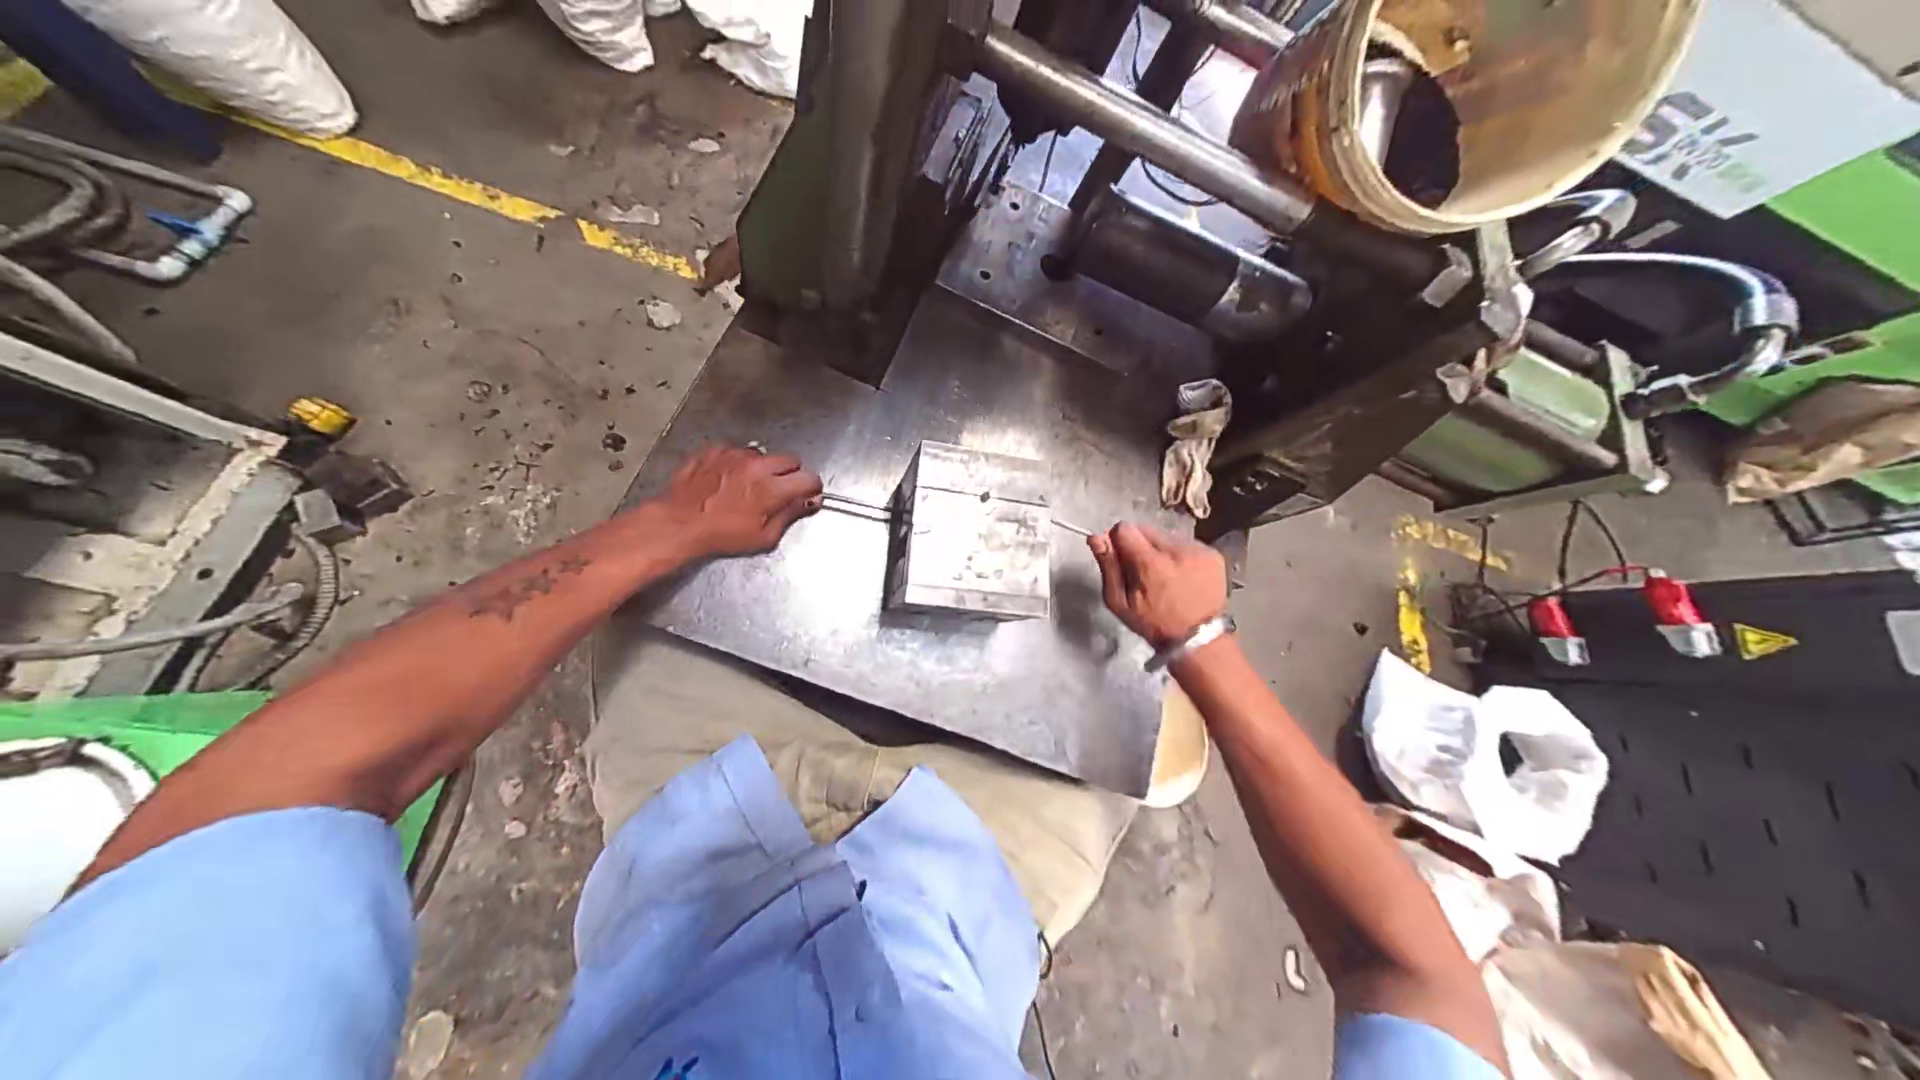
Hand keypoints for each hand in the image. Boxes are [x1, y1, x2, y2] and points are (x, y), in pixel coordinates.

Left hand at [656, 444, 822, 556]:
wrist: (679, 523)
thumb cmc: (720, 535)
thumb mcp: (764, 536)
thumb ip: (791, 514)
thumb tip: (809, 502)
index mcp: (772, 489)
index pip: (810, 477)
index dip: (811, 488)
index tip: (806, 494)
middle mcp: (756, 466)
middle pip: (790, 459)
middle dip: (790, 474)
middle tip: (779, 491)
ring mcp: (734, 455)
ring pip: (763, 454)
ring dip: (763, 467)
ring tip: (749, 486)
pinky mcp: (716, 451)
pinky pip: (737, 451)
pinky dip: (738, 463)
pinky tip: (730, 479)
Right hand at [1087, 523, 1227, 646]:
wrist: (1200, 639)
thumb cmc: (1154, 624)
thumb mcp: (1119, 603)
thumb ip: (1108, 567)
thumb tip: (1096, 538)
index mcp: (1151, 564)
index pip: (1125, 529)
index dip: (1118, 541)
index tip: (1121, 557)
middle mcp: (1177, 550)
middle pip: (1146, 529)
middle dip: (1140, 545)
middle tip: (1142, 571)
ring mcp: (1198, 550)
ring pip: (1166, 536)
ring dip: (1160, 550)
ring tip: (1164, 576)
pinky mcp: (1213, 554)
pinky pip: (1186, 544)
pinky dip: (1179, 556)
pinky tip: (1181, 576)